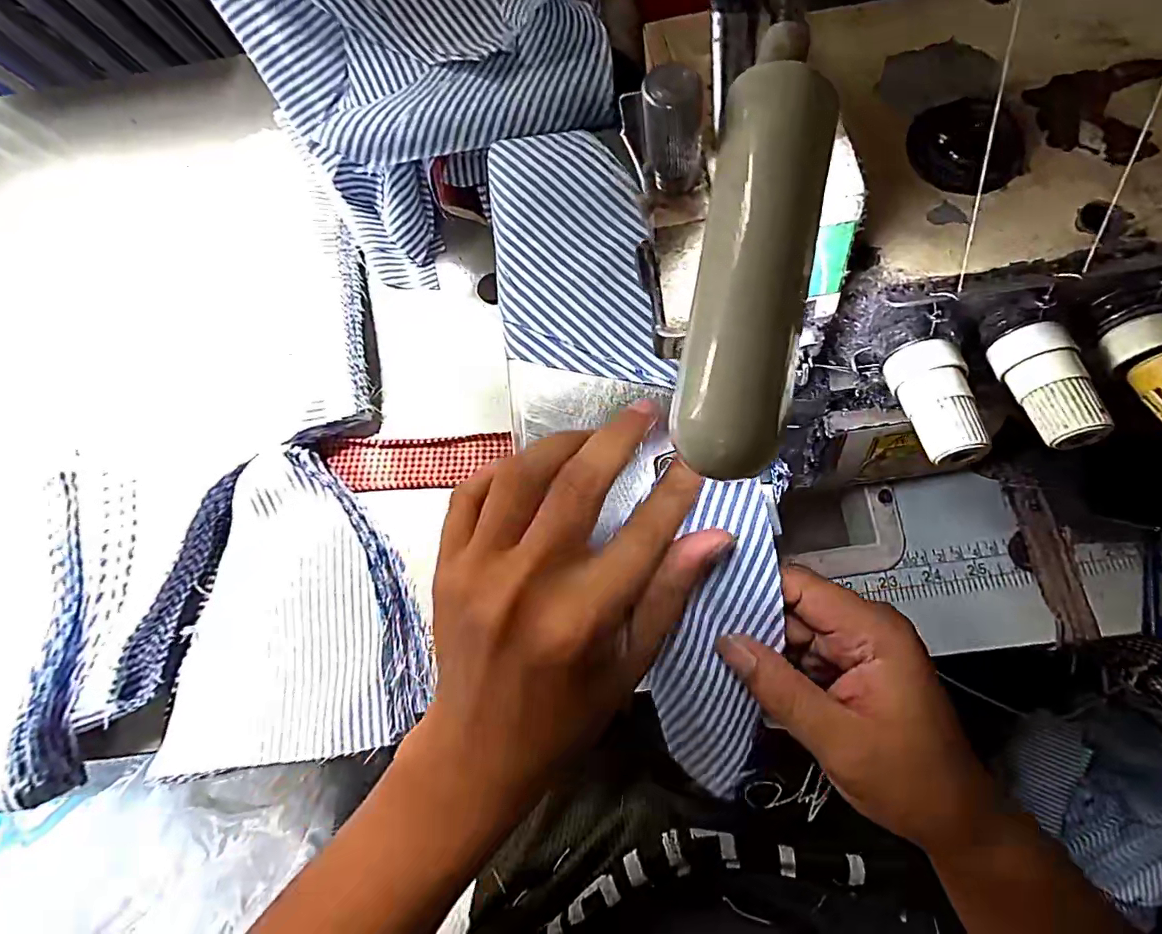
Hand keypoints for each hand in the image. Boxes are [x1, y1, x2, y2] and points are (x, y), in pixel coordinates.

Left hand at [418, 401, 733, 803]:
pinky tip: (530, 468)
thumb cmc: (565, 714)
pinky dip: (503, 469)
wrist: (475, 748)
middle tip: (644, 412)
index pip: (641, 535)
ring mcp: (476, 569)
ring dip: (561, 443)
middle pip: (575, 485)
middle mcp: (525, 584)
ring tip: (592, 436)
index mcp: (580, 618)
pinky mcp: (446, 564)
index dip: (675, 489)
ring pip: (519, 476)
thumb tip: (715, 536)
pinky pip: (470, 492)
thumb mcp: (630, 666)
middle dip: (617, 438)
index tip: (693, 455)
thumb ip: (669, 594)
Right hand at [715, 565, 999, 853]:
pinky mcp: (852, 670)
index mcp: (872, 629)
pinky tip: (746, 680)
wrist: (954, 821)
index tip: (709, 598)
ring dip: (763, 650)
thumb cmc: (907, 780)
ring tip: (714, 657)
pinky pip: (806, 657)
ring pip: (795, 633)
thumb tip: (727, 642)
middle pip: (794, 608)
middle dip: (752, 624)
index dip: (754, 588)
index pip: (801, 586)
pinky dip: (780, 670)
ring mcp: (858, 648)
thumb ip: (779, 687)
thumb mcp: (836, 737)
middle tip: (702, 634)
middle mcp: (865, 627)